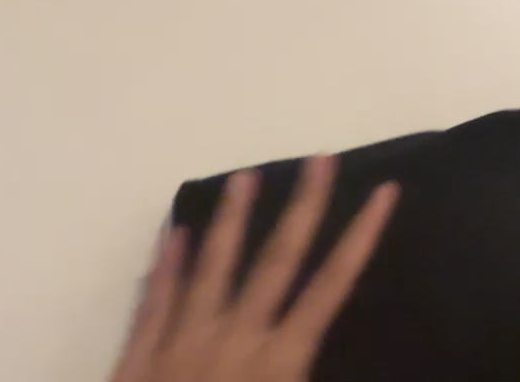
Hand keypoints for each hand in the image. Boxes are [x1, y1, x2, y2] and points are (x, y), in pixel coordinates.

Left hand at [111, 156, 398, 381]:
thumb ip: (312, 377)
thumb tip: (360, 362)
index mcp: (279, 362)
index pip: (332, 284)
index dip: (362, 235)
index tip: (384, 190)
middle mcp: (235, 340)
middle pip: (277, 260)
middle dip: (303, 206)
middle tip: (319, 158)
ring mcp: (180, 346)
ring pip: (212, 267)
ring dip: (231, 219)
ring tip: (245, 175)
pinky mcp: (135, 363)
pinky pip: (153, 304)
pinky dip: (165, 266)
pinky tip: (172, 232)